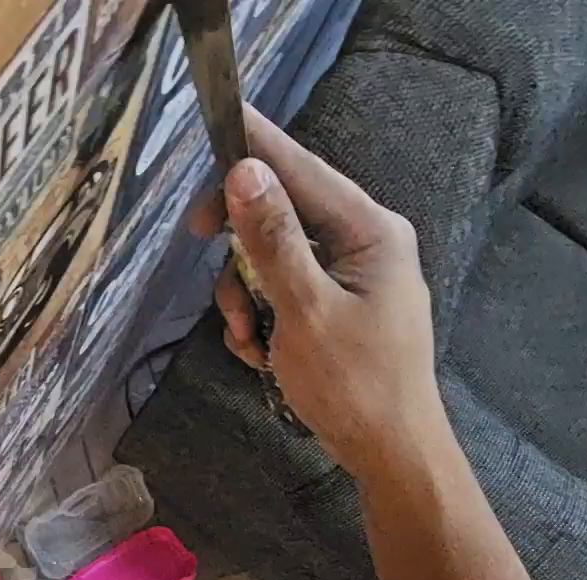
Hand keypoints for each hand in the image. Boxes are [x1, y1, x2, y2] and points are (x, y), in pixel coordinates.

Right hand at [190, 106, 441, 477]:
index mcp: (367, 231)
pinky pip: (279, 298)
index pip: (304, 171)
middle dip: (239, 249)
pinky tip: (261, 356)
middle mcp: (359, 245)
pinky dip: (259, 324)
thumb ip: (274, 241)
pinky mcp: (331, 312)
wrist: (388, 451)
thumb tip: (245, 173)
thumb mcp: (305, 310)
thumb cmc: (354, 383)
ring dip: (244, 300)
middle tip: (199, 246)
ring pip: (270, 264)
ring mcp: (346, 280)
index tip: (220, 122)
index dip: (257, 148)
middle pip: (280, 217)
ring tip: (250, 342)